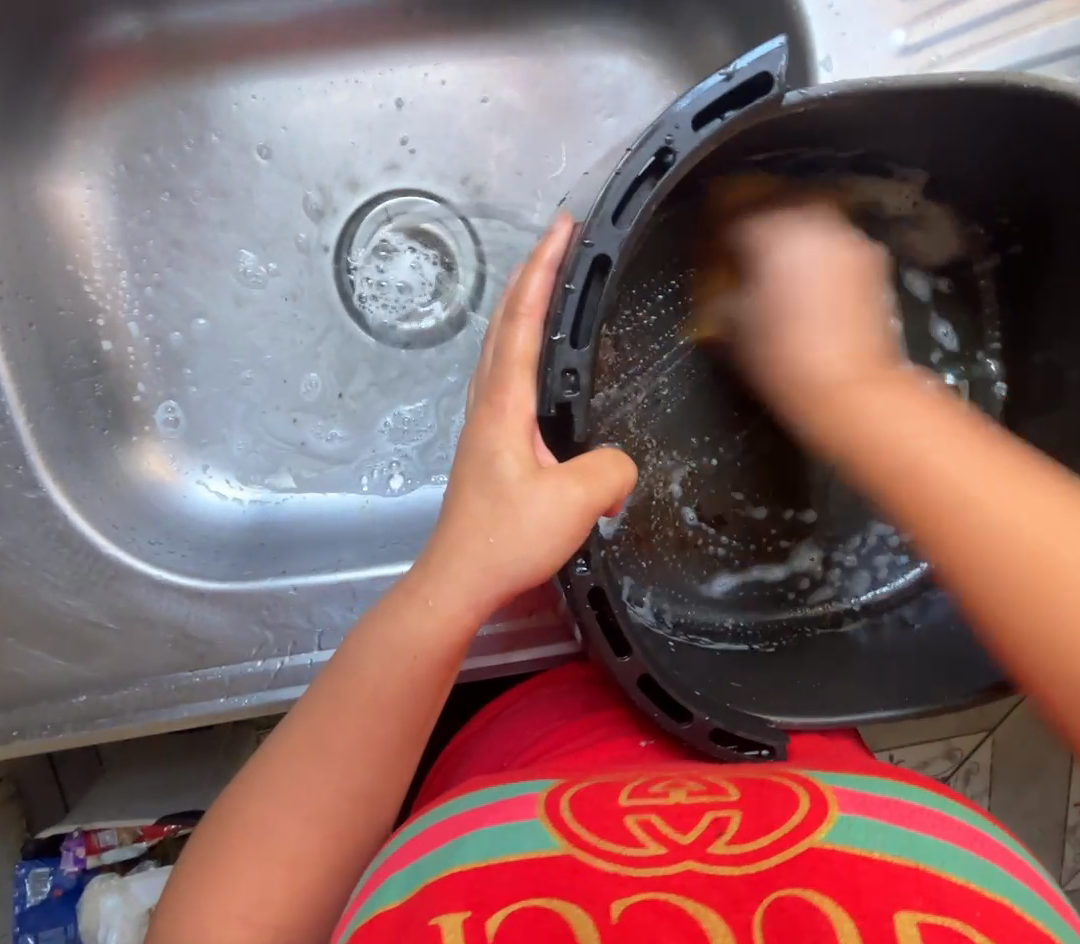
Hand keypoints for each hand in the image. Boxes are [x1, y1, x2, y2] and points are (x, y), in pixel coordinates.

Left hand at [413, 215, 638, 620]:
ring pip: (498, 352)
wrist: (459, 579)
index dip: (544, 272)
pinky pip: (504, 381)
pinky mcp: (488, 449)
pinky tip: (534, 365)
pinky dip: (519, 350)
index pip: (523, 323)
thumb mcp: (576, 502)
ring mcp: (483, 427)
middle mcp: (487, 407)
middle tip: (557, 243)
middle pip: (504, 326)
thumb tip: (619, 465)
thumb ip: (611, 469)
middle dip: (530, 277)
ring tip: (545, 288)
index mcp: (504, 406)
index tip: (563, 229)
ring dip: (520, 312)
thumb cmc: (507, 539)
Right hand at [725, 203, 908, 438]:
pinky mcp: (872, 262)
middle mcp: (814, 224)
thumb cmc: (780, 359)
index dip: (715, 231)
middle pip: (777, 206)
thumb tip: (720, 285)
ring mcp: (848, 241)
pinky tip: (805, 281)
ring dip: (790, 235)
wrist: (848, 389)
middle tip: (740, 245)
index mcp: (771, 233)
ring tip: (774, 262)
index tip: (707, 246)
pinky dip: (816, 254)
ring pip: (810, 221)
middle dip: (756, 221)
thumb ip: (721, 292)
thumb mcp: (732, 327)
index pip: (733, 216)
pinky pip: (834, 245)